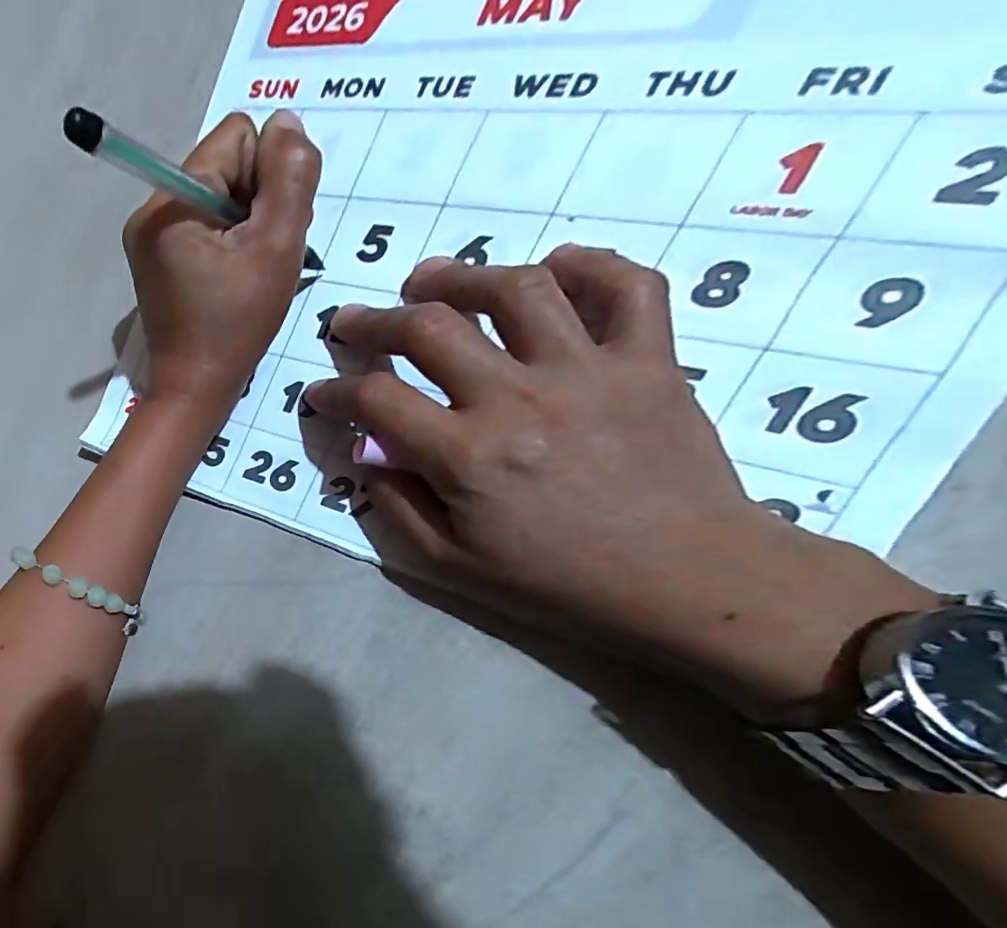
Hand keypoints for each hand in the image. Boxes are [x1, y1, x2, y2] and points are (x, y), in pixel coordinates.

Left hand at [123, 111, 319, 418]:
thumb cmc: (236, 326)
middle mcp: (151, 210)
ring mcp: (150, 238)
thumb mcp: (276, 248)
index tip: (268, 228)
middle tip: (265, 255)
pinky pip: (205, 226)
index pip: (237, 136)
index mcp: (171, 201)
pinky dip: (230, 244)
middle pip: (226, 164)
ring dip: (248, 225)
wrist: (195, 390)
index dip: (268, 174)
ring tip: (252, 271)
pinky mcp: (158, 261)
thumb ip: (290, 177)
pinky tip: (237, 278)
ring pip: (219, 196)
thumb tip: (288, 123)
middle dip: (258, 201)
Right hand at [304, 248, 936, 719]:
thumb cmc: (559, 582)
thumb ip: (399, 508)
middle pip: (430, 328)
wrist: (685, 581)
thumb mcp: (452, 567)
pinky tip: (554, 267)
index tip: (321, 394)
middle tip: (352, 319)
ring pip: (517, 288)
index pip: (377, 401)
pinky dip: (589, 264)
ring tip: (432, 279)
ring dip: (462, 275)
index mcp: (468, 457)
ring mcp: (589, 371)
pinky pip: (627, 286)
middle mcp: (520, 399)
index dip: (336, 392)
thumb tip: (368, 454)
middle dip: (374, 319)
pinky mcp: (650, 361)